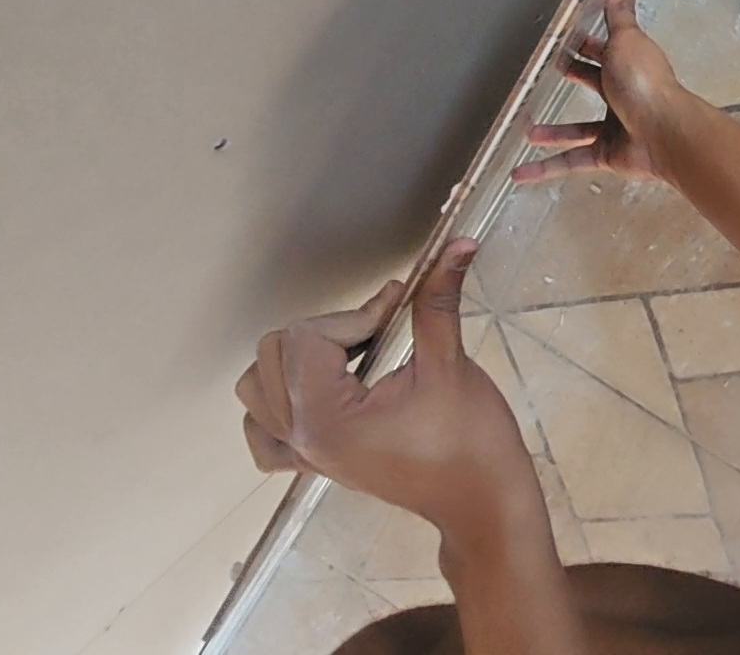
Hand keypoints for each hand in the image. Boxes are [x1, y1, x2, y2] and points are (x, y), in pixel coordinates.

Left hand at [234, 238, 536, 536]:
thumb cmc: (470, 436)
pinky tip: (325, 391)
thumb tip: (457, 244)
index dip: (360, 312)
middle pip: (276, 352)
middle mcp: (299, 438)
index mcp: (325, 418)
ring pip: (259, 386)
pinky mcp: (313, 463)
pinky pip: (264, 429)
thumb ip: (439, 302)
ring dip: (302, 357)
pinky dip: (282, 401)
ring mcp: (301, 455)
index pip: (309, 337)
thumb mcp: (452, 364)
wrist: (481, 495)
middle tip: (388, 330)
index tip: (405, 305)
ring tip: (359, 353)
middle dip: (333, 329)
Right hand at [514, 0, 692, 184]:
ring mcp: (616, 127)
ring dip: (553, 131)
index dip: (584, 45)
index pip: (602, 51)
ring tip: (527, 131)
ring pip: (578, 129)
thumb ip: (620, 15)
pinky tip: (521, 174)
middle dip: (574, 77)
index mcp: (627, 65)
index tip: (563, 41)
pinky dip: (547, 169)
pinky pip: (572, 161)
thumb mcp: (627, 40)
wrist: (663, 130)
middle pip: (593, 85)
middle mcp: (624, 95)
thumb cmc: (646, 84)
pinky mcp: (608, 154)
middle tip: (548, 73)